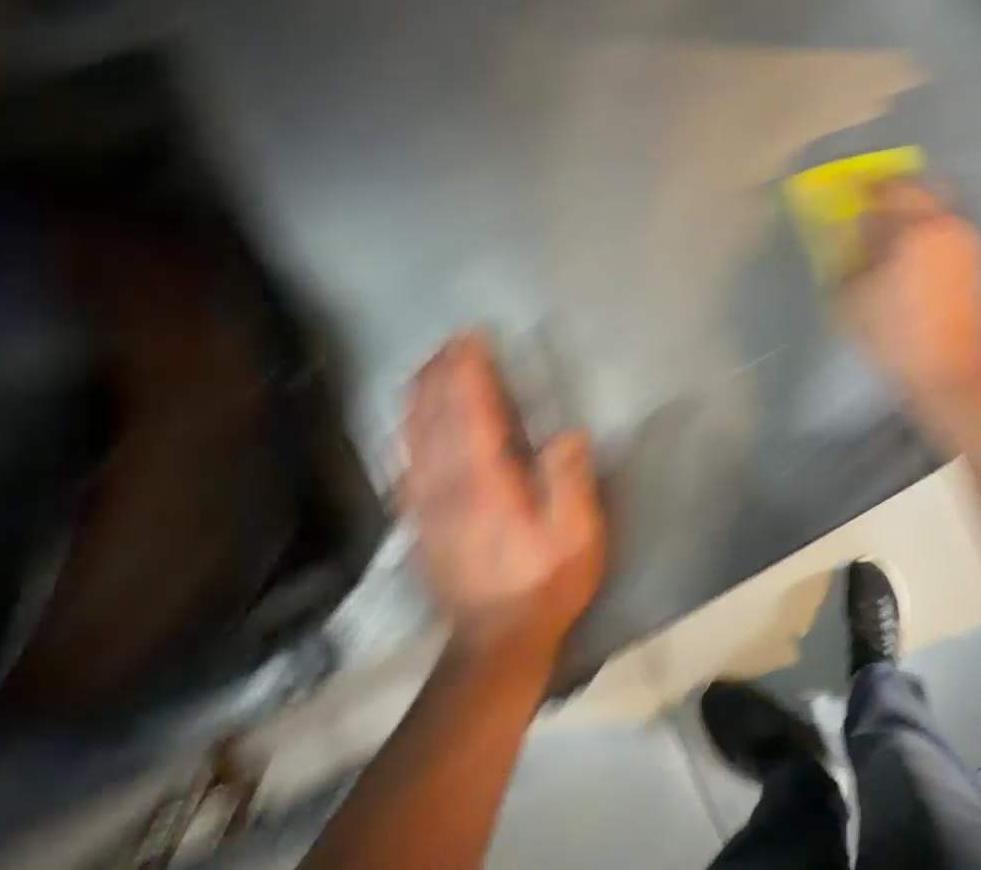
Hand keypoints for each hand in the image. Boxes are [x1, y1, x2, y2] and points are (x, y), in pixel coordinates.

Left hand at [402, 333, 605, 659]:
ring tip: (427, 368)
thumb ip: (569, 480)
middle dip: (440, 373)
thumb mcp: (577, 535)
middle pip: (432, 415)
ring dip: (418, 396)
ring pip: (411, 435)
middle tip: (450, 342)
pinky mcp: (418, 522)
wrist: (495, 642)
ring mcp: (425, 504)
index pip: (469, 411)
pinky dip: (406, 432)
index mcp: (484, 482)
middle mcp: (445, 485)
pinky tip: (409, 425)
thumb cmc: (544, 584)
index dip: (467, 370)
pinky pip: (404, 463)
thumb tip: (565, 435)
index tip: (471, 338)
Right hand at [840, 181, 980, 399]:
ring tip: (886, 238)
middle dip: (892, 198)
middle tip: (868, 212)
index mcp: (917, 228)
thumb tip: (853, 239)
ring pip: (934, 213)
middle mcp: (947, 226)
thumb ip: (850, 259)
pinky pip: (944, 234)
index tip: (848, 195)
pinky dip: (925, 236)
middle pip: (918, 193)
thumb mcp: (853, 298)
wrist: (952, 375)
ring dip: (911, 217)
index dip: (865, 189)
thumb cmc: (897, 336)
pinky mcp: (974, 266)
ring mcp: (966, 245)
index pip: (889, 188)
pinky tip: (906, 258)